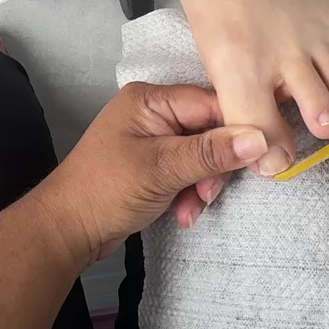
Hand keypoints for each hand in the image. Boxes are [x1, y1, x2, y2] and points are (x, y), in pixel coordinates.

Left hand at [31, 81, 267, 262]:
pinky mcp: (155, 164)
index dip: (238, 129)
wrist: (67, 230)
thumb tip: (261, 138)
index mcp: (151, 99)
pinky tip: (184, 213)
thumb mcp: (162, 169)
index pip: (211, 103)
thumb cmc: (106, 190)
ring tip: (192, 207)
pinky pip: (189, 171)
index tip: (261, 157)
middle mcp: (154, 112)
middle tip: (209, 192)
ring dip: (204, 184)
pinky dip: (191, 192)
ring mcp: (154, 139)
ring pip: (203, 154)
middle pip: (210, 130)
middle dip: (216, 165)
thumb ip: (211, 152)